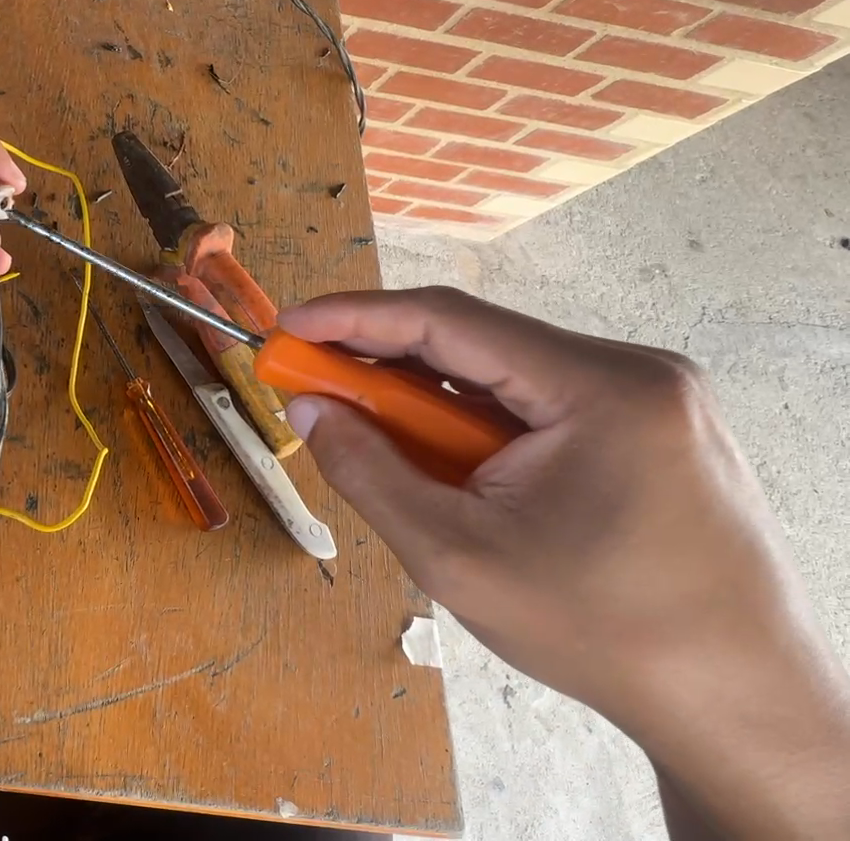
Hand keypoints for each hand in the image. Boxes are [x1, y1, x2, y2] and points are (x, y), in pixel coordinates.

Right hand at [278, 287, 849, 836]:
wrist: (739, 709)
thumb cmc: (604, 632)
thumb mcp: (451, 553)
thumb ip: (364, 470)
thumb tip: (306, 409)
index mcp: (603, 390)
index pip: (449, 322)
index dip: (353, 316)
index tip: (286, 325)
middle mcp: (632, 376)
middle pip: (471, 342)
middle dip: (377, 358)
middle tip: (304, 375)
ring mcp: (643, 403)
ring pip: (493, 374)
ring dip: (417, 396)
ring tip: (356, 424)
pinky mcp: (638, 432)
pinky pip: (522, 404)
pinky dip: (458, 422)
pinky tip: (425, 454)